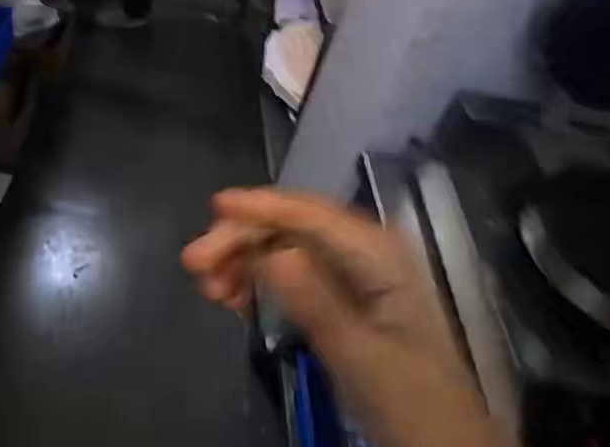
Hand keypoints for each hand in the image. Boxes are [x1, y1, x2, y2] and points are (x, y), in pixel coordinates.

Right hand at [182, 189, 504, 446]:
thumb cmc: (414, 405)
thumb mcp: (362, 358)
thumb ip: (317, 303)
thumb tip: (270, 251)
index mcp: (377, 251)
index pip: (308, 215)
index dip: (260, 206)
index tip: (215, 206)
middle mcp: (363, 247)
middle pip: (290, 227)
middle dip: (242, 240)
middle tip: (195, 264)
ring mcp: (352, 269)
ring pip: (284, 246)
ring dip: (244, 259)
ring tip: (209, 287)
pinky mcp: (341, 292)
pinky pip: (291, 270)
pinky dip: (259, 279)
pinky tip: (232, 296)